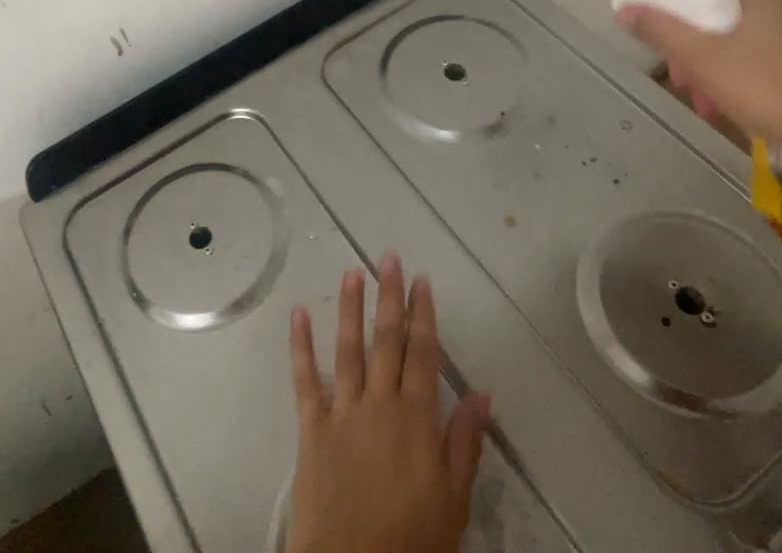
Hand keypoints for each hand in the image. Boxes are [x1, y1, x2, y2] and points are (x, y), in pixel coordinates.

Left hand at [286, 254, 488, 552]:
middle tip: (388, 257)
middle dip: (389, 297)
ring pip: (348, 348)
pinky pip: (305, 379)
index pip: (424, 353)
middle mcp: (380, 403)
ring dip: (350, 308)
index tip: (421, 281)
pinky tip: (298, 315)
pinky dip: (300, 345)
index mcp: (417, 418)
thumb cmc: (411, 539)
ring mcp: (342, 412)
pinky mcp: (311, 427)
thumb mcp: (453, 498)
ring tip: (351, 271)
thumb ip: (464, 442)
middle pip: (387, 340)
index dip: (423, 314)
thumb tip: (482, 393)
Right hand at [615, 0, 781, 193]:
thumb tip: (625, 6)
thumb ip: (661, 31)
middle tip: (706, 103)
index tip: (680, 80)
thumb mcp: (704, 63)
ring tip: (740, 116)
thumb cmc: (777, 94)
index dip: (685, 42)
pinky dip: (781, 82)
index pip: (708, 5)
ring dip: (744, 76)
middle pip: (738, 26)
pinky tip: (781, 114)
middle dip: (713, 63)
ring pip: (771, 46)